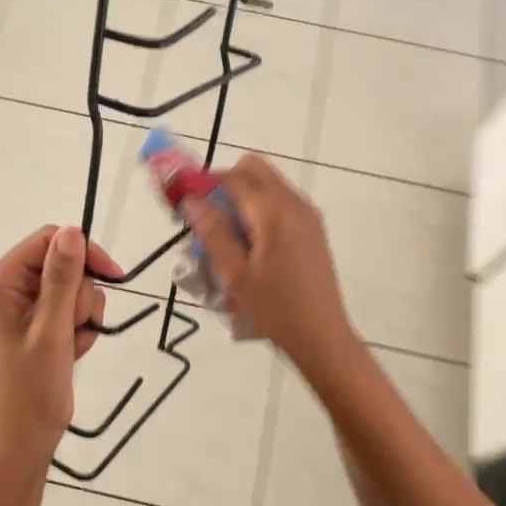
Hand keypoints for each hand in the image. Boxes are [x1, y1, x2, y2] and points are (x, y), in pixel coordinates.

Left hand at [0, 225, 123, 463]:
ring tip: (70, 343)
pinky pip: (77, 308)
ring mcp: (28, 305)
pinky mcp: (44, 322)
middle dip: (81, 294)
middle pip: (66, 262)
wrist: (26, 432)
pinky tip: (72, 351)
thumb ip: (62, 278)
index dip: (83, 252)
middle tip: (73, 326)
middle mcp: (12, 285)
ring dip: (83, 315)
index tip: (113, 275)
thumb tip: (72, 231)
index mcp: (2, 280)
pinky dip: (82, 328)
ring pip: (77, 286)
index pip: (49, 240)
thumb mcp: (51, 327)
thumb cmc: (31, 383)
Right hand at [182, 156, 360, 368]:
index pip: (232, 176)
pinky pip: (280, 202)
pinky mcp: (313, 228)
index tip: (182, 200)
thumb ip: (212, 231)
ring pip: (267, 184)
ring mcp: (307, 214)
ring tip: (225, 236)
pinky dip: (259, 210)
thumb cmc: (275, 309)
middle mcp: (294, 203)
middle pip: (253, 169)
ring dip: (242, 197)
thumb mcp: (236, 274)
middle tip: (205, 215)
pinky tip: (249, 246)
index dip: (202, 181)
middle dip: (224, 183)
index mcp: (274, 211)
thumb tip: (190, 199)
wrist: (322, 336)